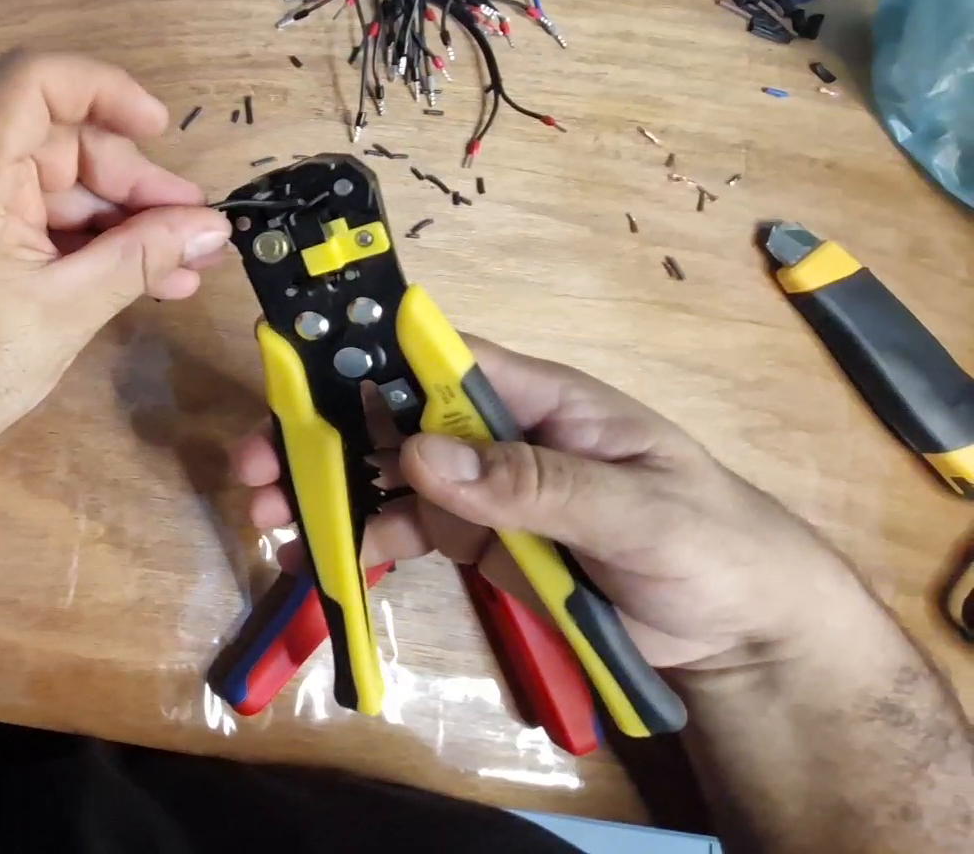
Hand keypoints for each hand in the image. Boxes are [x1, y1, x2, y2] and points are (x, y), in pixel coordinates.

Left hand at [0, 51, 231, 463]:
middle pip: (62, 140)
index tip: (156, 128)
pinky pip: (52, 224)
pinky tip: (157, 278)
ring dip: (129, 220)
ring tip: (191, 261)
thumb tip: (213, 228)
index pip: (29, 83)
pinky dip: (101, 245)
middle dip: (134, 180)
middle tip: (195, 228)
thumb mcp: (66, 312)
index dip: (100, 87)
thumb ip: (140, 260)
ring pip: (67, 187)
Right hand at [232, 338, 864, 670]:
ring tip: (266, 514)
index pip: (434, 360)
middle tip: (254, 460)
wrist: (737, 639)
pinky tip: (319, 559)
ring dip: (317, 486)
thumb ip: (533, 482)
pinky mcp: (460, 532)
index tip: (290, 364)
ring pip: (374, 469)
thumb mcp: (640, 512)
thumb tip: (416, 455)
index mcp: (530, 396)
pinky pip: (393, 526)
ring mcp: (467, 482)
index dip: (362, 353)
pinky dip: (353, 539)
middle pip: (382, 414)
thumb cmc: (714, 550)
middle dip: (313, 432)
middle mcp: (484, 429)